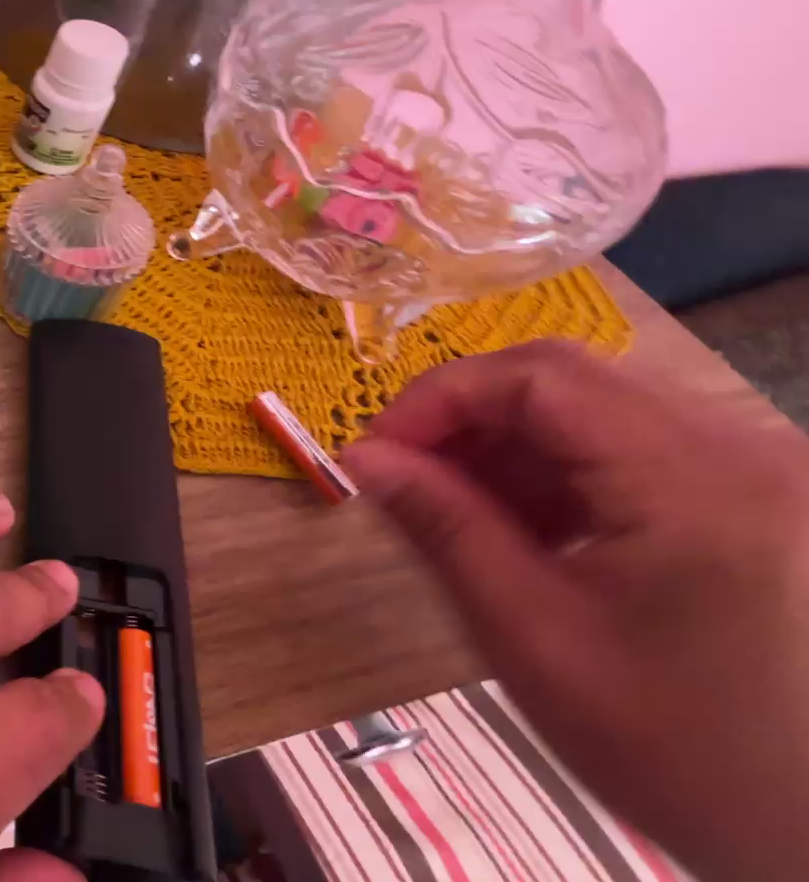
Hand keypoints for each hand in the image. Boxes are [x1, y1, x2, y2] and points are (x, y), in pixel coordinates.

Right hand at [343, 341, 808, 881]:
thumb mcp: (531, 635)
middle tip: (405, 478)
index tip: (377, 455)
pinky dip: (557, 471)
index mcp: (701, 484)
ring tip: (460, 512)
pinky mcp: (763, 497)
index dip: (437, 398)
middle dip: (465, 420)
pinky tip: (530, 529)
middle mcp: (749, 452)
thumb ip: (443, 527)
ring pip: (594, 408)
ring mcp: (765, 472)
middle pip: (567, 380)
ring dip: (505, 446)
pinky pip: (632, 446)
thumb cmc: (681, 749)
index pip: (539, 377)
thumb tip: (360, 457)